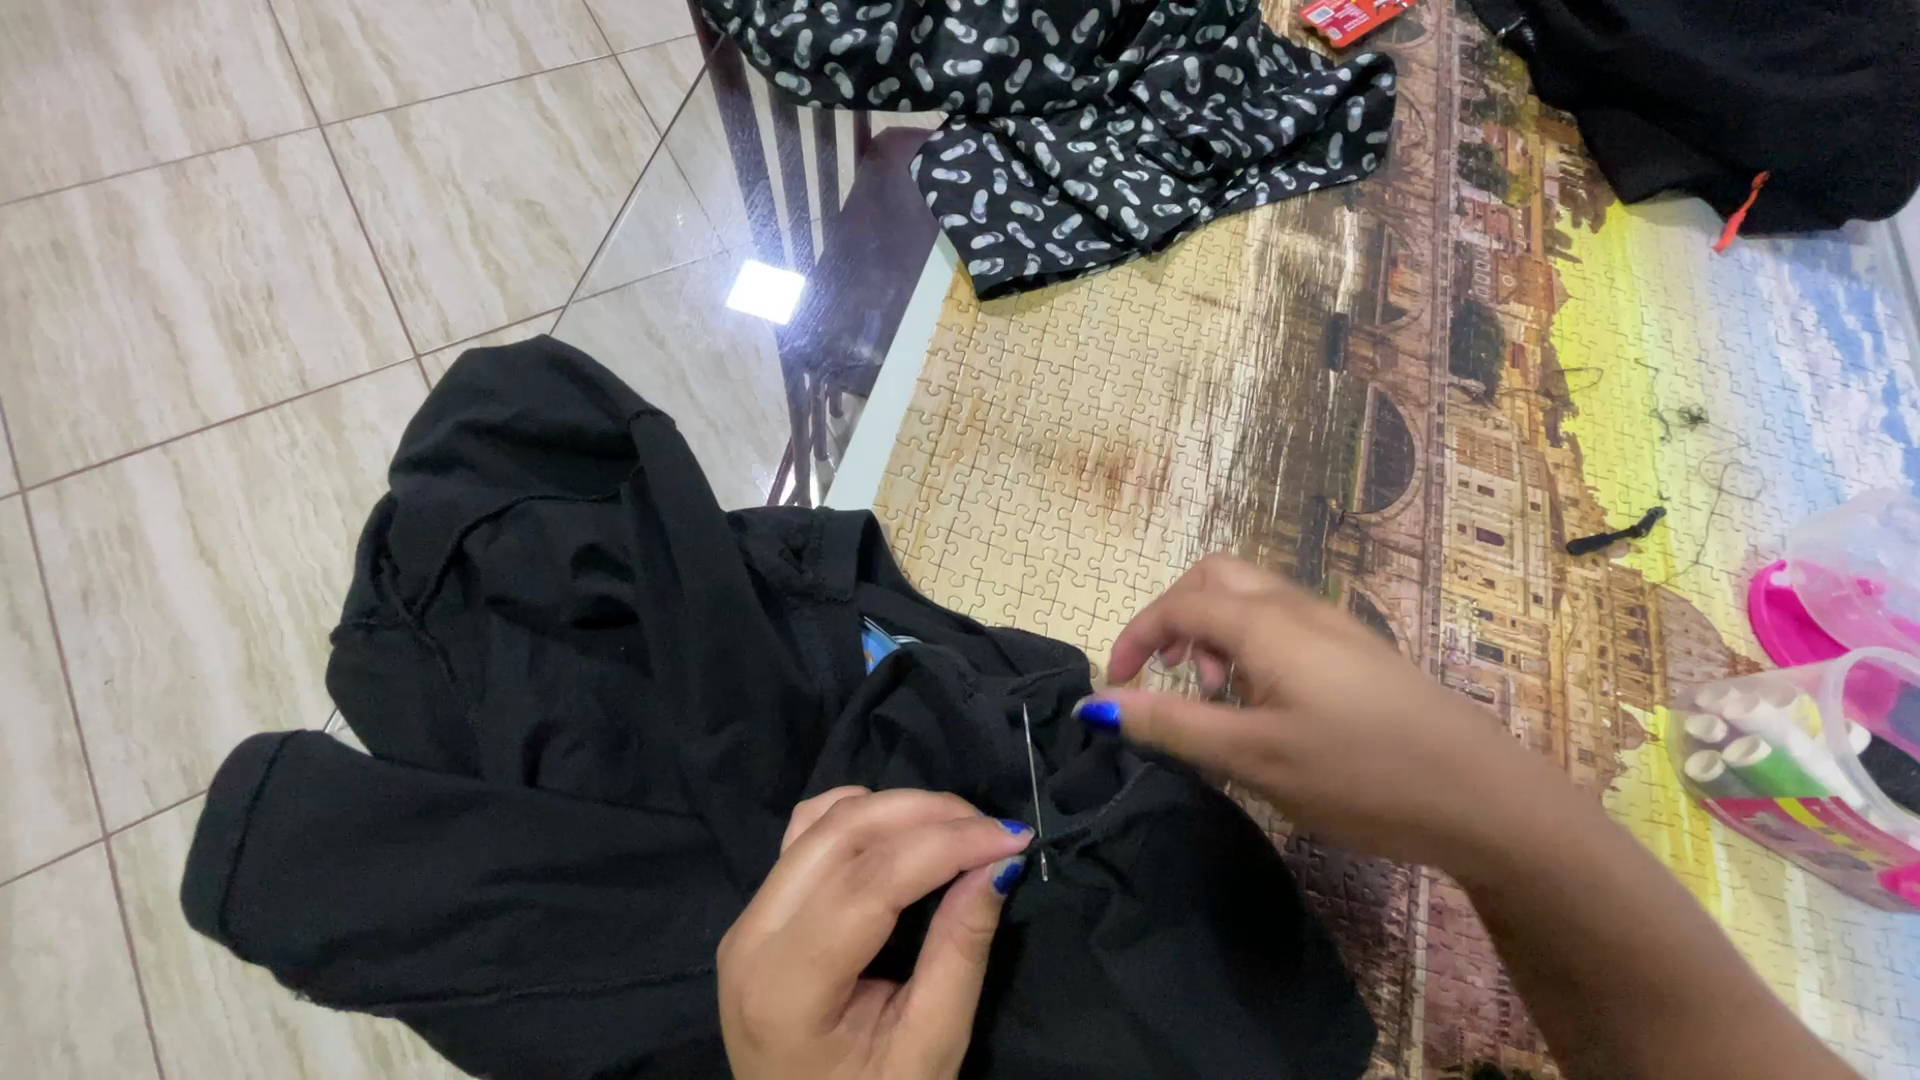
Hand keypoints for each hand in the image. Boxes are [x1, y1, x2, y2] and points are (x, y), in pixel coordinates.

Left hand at [717, 787, 1032, 1079]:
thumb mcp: (928, 1050)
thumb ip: (959, 952)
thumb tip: (999, 863)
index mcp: (785, 985)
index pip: (872, 880)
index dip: (948, 844)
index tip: (1013, 837)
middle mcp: (752, 935)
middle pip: (843, 832)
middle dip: (927, 813)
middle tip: (992, 830)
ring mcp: (749, 916)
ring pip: (823, 819)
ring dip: (897, 808)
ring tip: (958, 828)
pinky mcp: (760, 906)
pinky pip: (806, 830)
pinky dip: (858, 813)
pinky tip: (899, 830)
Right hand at [1076, 554, 1577, 872]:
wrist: (1488, 798)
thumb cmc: (1359, 772)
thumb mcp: (1252, 756)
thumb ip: (1170, 725)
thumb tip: (1098, 703)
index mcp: (1265, 623)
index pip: (1178, 605)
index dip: (1136, 638)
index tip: (1116, 685)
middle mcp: (1296, 607)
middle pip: (1214, 578)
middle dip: (1174, 616)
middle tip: (1169, 674)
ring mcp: (1332, 625)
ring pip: (1249, 598)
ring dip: (1212, 631)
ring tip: (1216, 697)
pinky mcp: (1356, 650)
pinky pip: (1280, 623)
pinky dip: (1247, 644)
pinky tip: (1264, 704)